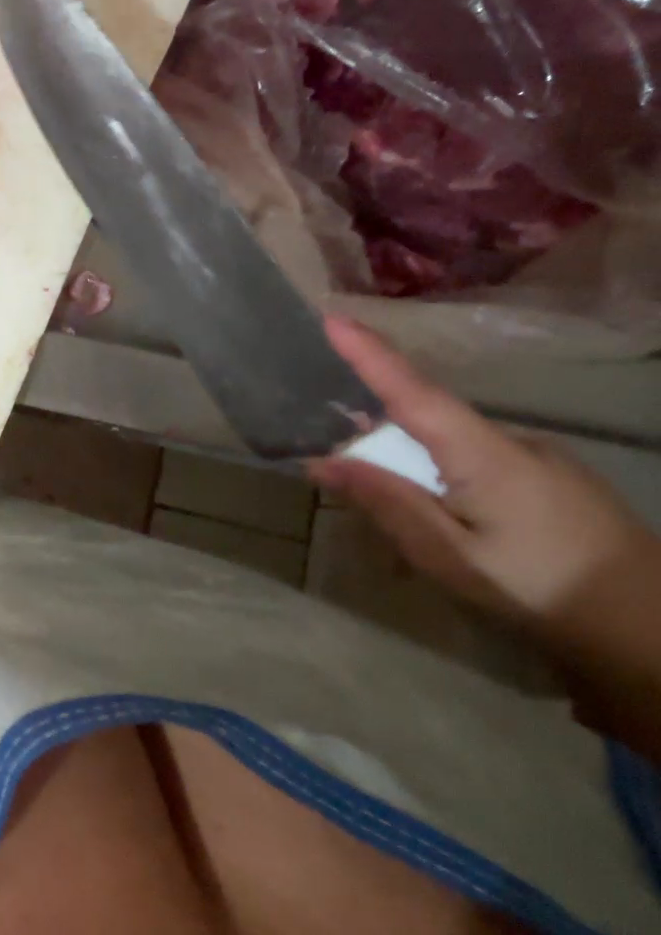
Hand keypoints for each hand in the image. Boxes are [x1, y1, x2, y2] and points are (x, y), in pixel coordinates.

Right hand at [309, 316, 658, 631]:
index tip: (333, 318)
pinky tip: (456, 526)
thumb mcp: (445, 554)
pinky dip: (448, 480)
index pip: (415, 393)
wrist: (651, 630)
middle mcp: (517, 443)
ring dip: (417, 468)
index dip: (372, 355)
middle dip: (380, 434)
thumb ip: (385, 502)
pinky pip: (482, 465)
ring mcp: (545, 461)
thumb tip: (321, 460)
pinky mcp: (558, 482)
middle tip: (342, 467)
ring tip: (408, 520)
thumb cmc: (539, 588)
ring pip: (455, 449)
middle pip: (429, 421)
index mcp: (486, 455)